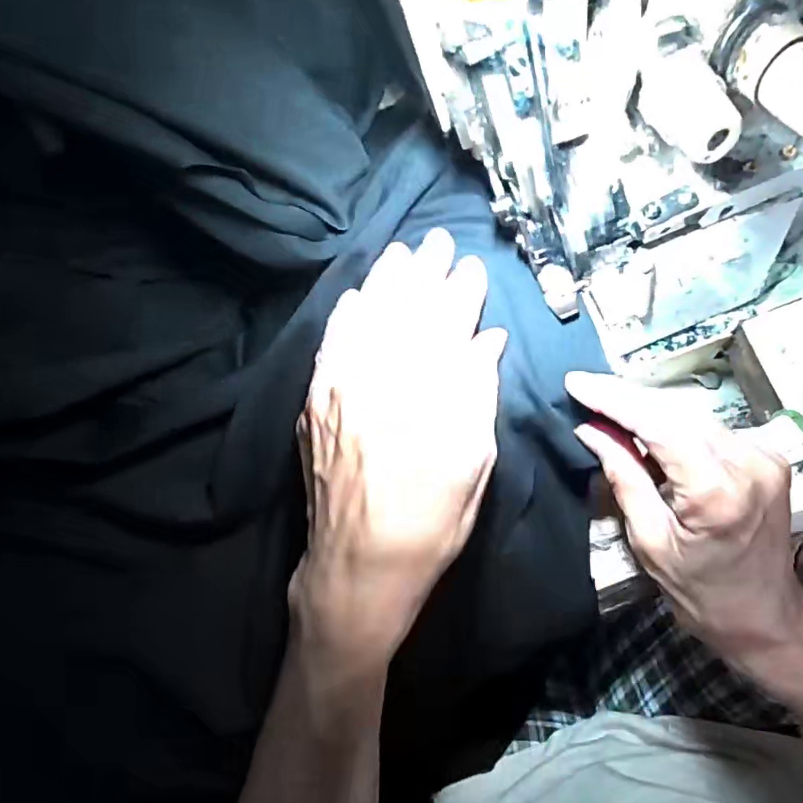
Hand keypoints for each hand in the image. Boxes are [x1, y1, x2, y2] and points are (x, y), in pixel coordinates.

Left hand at [291, 229, 507, 677]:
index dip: (462, 291)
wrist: (358, 562)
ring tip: (402, 254)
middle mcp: (382, 377)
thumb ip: (476, 392)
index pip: (447, 323)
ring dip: (386, 280)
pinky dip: (347, 313)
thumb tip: (486, 340)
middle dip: (425, 270)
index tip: (472, 267)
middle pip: (405, 309)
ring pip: (367, 315)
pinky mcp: (317, 400)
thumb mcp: (474, 461)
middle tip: (438, 240)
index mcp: (430, 390)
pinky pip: (332, 341)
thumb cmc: (431, 520)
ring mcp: (342, 385)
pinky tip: (359, 296)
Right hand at [566, 372, 802, 677]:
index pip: (659, 424)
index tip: (577, 383)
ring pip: (693, 415)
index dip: (614, 399)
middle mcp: (748, 462)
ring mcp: (765, 456)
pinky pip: (710, 428)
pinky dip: (674, 424)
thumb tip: (592, 430)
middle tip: (585, 388)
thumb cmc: (701, 592)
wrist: (765, 617)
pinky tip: (647, 427)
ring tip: (607, 405)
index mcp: (717, 490)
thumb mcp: (650, 541)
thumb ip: (624, 477)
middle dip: (627, 397)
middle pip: (676, 411)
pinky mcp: (768, 457)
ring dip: (649, 409)